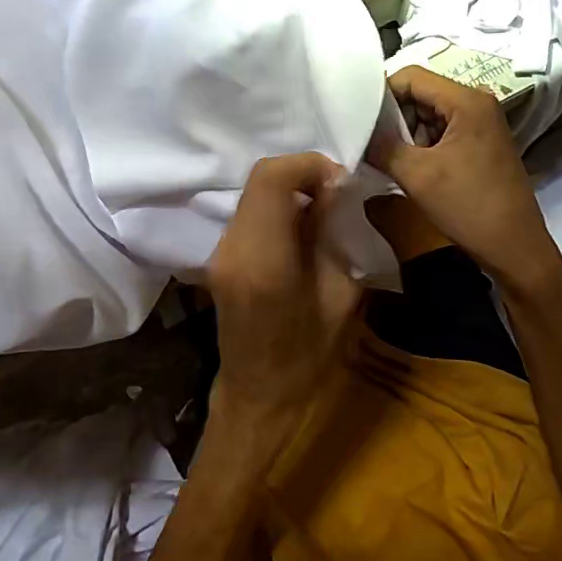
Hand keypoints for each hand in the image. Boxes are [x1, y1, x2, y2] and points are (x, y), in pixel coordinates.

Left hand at [204, 153, 363, 438]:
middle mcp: (232, 248)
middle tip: (338, 194)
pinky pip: (250, 211)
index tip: (341, 183)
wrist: (261, 394)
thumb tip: (336, 188)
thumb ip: (335, 234)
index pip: (273, 178)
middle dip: (304, 174)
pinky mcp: (219, 256)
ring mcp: (220, 251)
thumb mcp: (342, 293)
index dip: (309, 165)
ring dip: (291, 189)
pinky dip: (279, 206)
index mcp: (264, 260)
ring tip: (325, 210)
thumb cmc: (310, 355)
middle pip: (261, 178)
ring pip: (254, 191)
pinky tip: (303, 228)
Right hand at [370, 66, 561, 294]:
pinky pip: (443, 132)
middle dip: (393, 116)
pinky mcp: (482, 145)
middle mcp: (478, 103)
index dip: (380, 93)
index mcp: (467, 100)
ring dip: (407, 134)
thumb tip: (356, 134)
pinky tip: (409, 168)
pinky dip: (423, 146)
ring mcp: (482, 124)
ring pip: (430, 115)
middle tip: (370, 142)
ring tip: (387, 158)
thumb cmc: (468, 206)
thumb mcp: (416, 176)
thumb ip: (382, 147)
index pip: (411, 76)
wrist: (514, 247)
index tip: (358, 119)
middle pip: (421, 93)